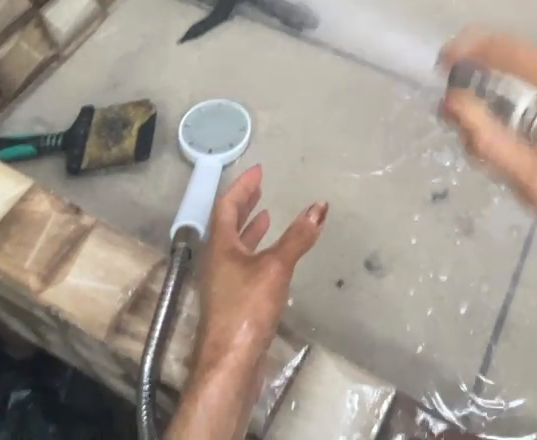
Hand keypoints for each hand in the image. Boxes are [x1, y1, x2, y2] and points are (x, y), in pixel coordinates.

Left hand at [193, 165, 324, 375]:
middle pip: (227, 225)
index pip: (226, 206)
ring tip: (266, 214)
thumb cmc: (246, 309)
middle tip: (259, 187)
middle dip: (243, 205)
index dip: (242, 187)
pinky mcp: (231, 303)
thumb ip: (298, 237)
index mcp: (220, 246)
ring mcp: (222, 284)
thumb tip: (320, 206)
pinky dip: (256, 251)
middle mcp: (216, 261)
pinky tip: (271, 257)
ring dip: (249, 228)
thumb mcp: (276, 267)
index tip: (258, 170)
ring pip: (234, 246)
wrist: (229, 366)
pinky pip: (242, 264)